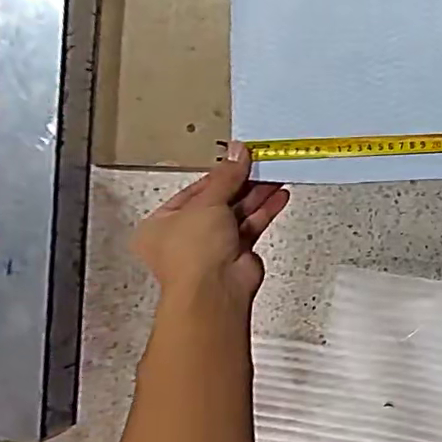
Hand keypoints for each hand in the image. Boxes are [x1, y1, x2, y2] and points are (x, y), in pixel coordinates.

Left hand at [132, 142, 289, 310]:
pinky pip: (252, 226)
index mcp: (162, 222)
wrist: (215, 289)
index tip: (239, 158)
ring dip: (258, 195)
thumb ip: (226, 176)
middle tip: (261, 165)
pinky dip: (265, 211)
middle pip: (219, 200)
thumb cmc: (193, 255)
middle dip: (242, 183)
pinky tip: (278, 197)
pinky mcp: (237, 253)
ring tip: (275, 175)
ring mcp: (213, 245)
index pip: (196, 189)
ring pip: (238, 213)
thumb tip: (236, 152)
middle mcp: (186, 235)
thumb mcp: (206, 203)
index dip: (220, 173)